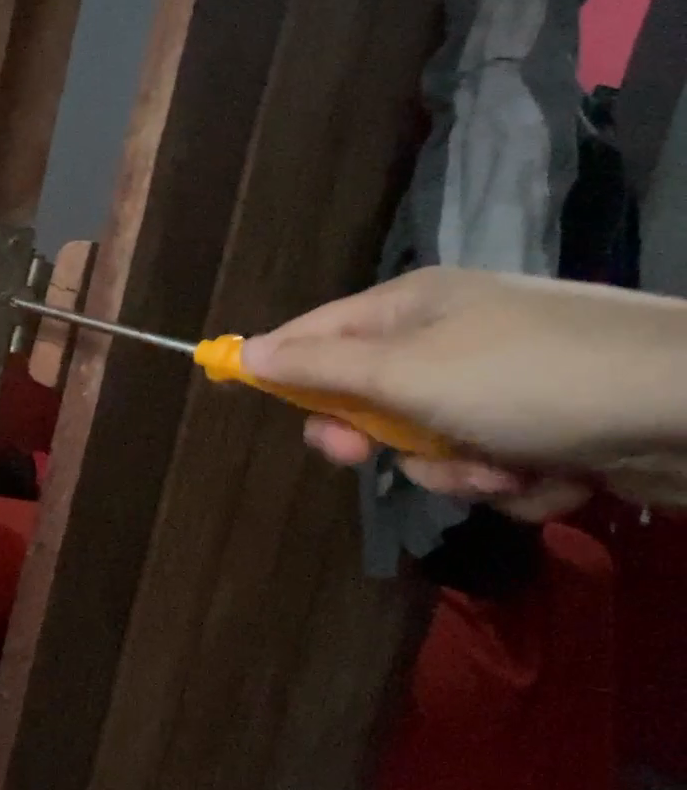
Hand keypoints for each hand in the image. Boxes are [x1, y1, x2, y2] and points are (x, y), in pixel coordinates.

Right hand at [242, 266, 686, 517]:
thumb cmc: (532, 379)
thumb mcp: (404, 372)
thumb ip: (317, 367)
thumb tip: (244, 351)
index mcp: (412, 307)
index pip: (313, 333)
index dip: (275, 365)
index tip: (236, 392)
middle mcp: (453, 338)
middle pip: (368, 395)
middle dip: (375, 435)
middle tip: (364, 457)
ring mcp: (507, 383)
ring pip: (431, 442)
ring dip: (455, 469)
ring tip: (503, 470)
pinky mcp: (554, 428)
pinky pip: (493, 465)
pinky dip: (513, 482)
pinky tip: (554, 476)